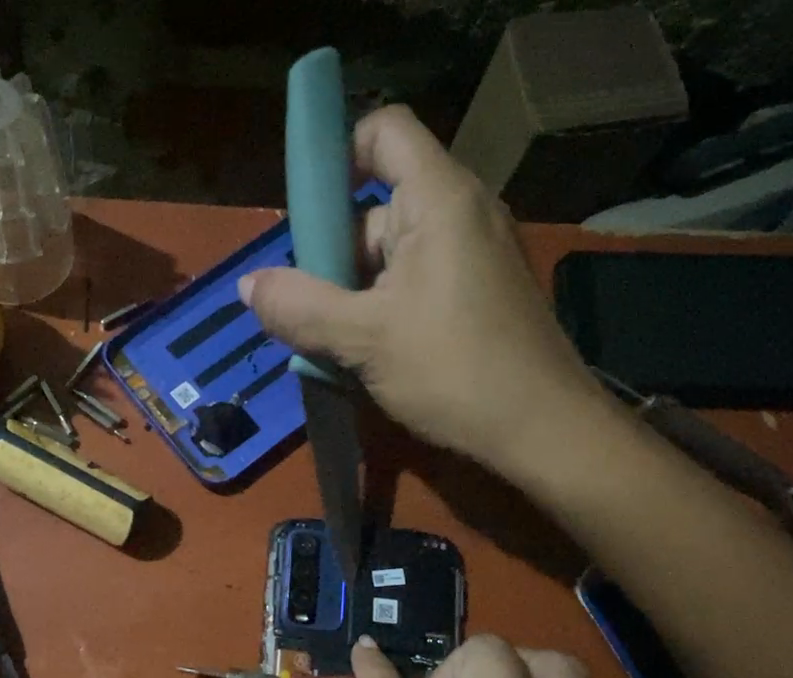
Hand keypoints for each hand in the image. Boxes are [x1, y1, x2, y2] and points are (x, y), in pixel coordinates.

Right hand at [240, 105, 611, 472]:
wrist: (544, 430)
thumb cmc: (454, 370)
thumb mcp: (363, 339)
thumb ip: (299, 307)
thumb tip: (248, 285)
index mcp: (440, 199)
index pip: (384, 130)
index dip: (339, 154)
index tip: (307, 215)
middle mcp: (462, 212)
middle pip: (379, 202)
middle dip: (334, 248)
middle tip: (311, 307)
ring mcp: (474, 253)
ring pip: (393, 250)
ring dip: (352, 288)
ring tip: (334, 342)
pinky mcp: (479, 292)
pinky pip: (415, 279)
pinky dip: (382, 305)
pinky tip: (367, 352)